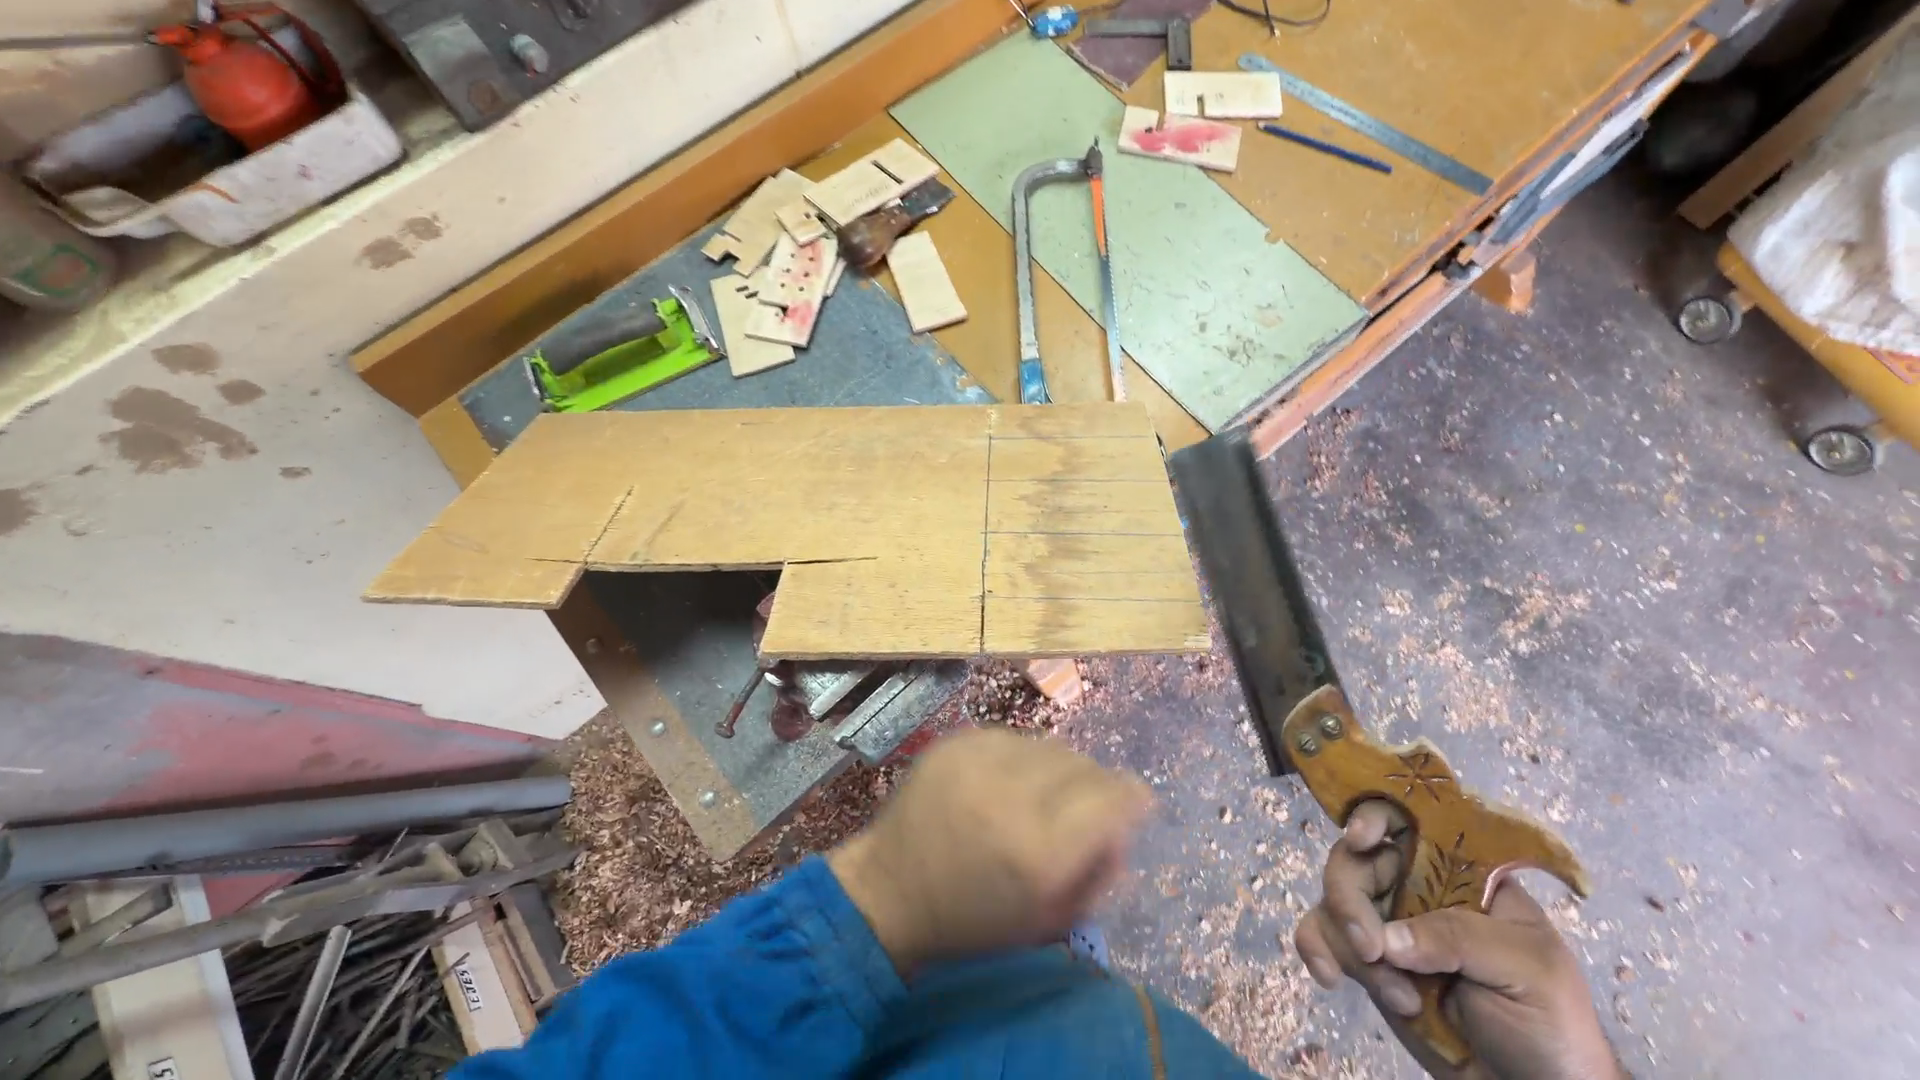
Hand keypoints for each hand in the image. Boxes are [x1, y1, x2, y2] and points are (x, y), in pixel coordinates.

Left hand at [827, 728, 1151, 973]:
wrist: (888, 891)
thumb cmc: (973, 918)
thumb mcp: (1049, 918)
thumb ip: (1099, 872)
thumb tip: (1125, 825)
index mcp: (1039, 851)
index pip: (1113, 798)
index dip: (1132, 797)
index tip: (1135, 802)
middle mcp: (1012, 796)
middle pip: (1086, 766)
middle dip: (1096, 785)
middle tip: (1084, 807)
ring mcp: (979, 762)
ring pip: (1052, 747)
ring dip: (1058, 770)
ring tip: (1039, 796)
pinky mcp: (955, 743)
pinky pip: (1014, 737)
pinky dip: (1022, 758)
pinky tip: (1005, 782)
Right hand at [1293, 801, 1622, 1079]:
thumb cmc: (1551, 1023)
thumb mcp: (1526, 971)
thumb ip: (1459, 939)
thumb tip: (1387, 939)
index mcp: (1462, 877)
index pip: (1413, 823)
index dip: (1378, 818)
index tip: (1361, 839)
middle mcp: (1416, 890)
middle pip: (1357, 860)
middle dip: (1351, 900)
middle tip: (1372, 949)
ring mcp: (1388, 927)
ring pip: (1333, 902)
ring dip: (1349, 946)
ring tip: (1399, 998)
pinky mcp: (1369, 964)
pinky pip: (1322, 937)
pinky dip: (1315, 950)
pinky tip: (1329, 979)